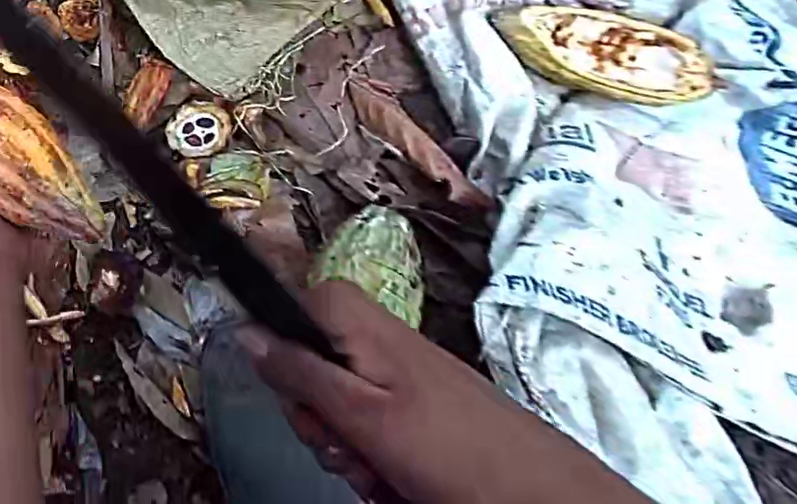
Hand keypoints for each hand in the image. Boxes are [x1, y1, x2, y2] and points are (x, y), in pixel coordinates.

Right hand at [240, 282, 649, 503]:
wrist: (556, 500)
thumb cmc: (453, 451)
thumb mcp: (362, 416)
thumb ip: (298, 372)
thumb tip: (241, 332)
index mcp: (345, 311)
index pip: (277, 317)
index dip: (285, 367)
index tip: (311, 410)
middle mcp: (363, 328)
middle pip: (302, 364)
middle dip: (319, 419)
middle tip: (351, 451)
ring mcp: (388, 364)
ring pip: (331, 399)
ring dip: (346, 445)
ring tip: (384, 475)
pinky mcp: (410, 397)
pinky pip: (365, 418)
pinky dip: (373, 452)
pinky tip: (399, 479)